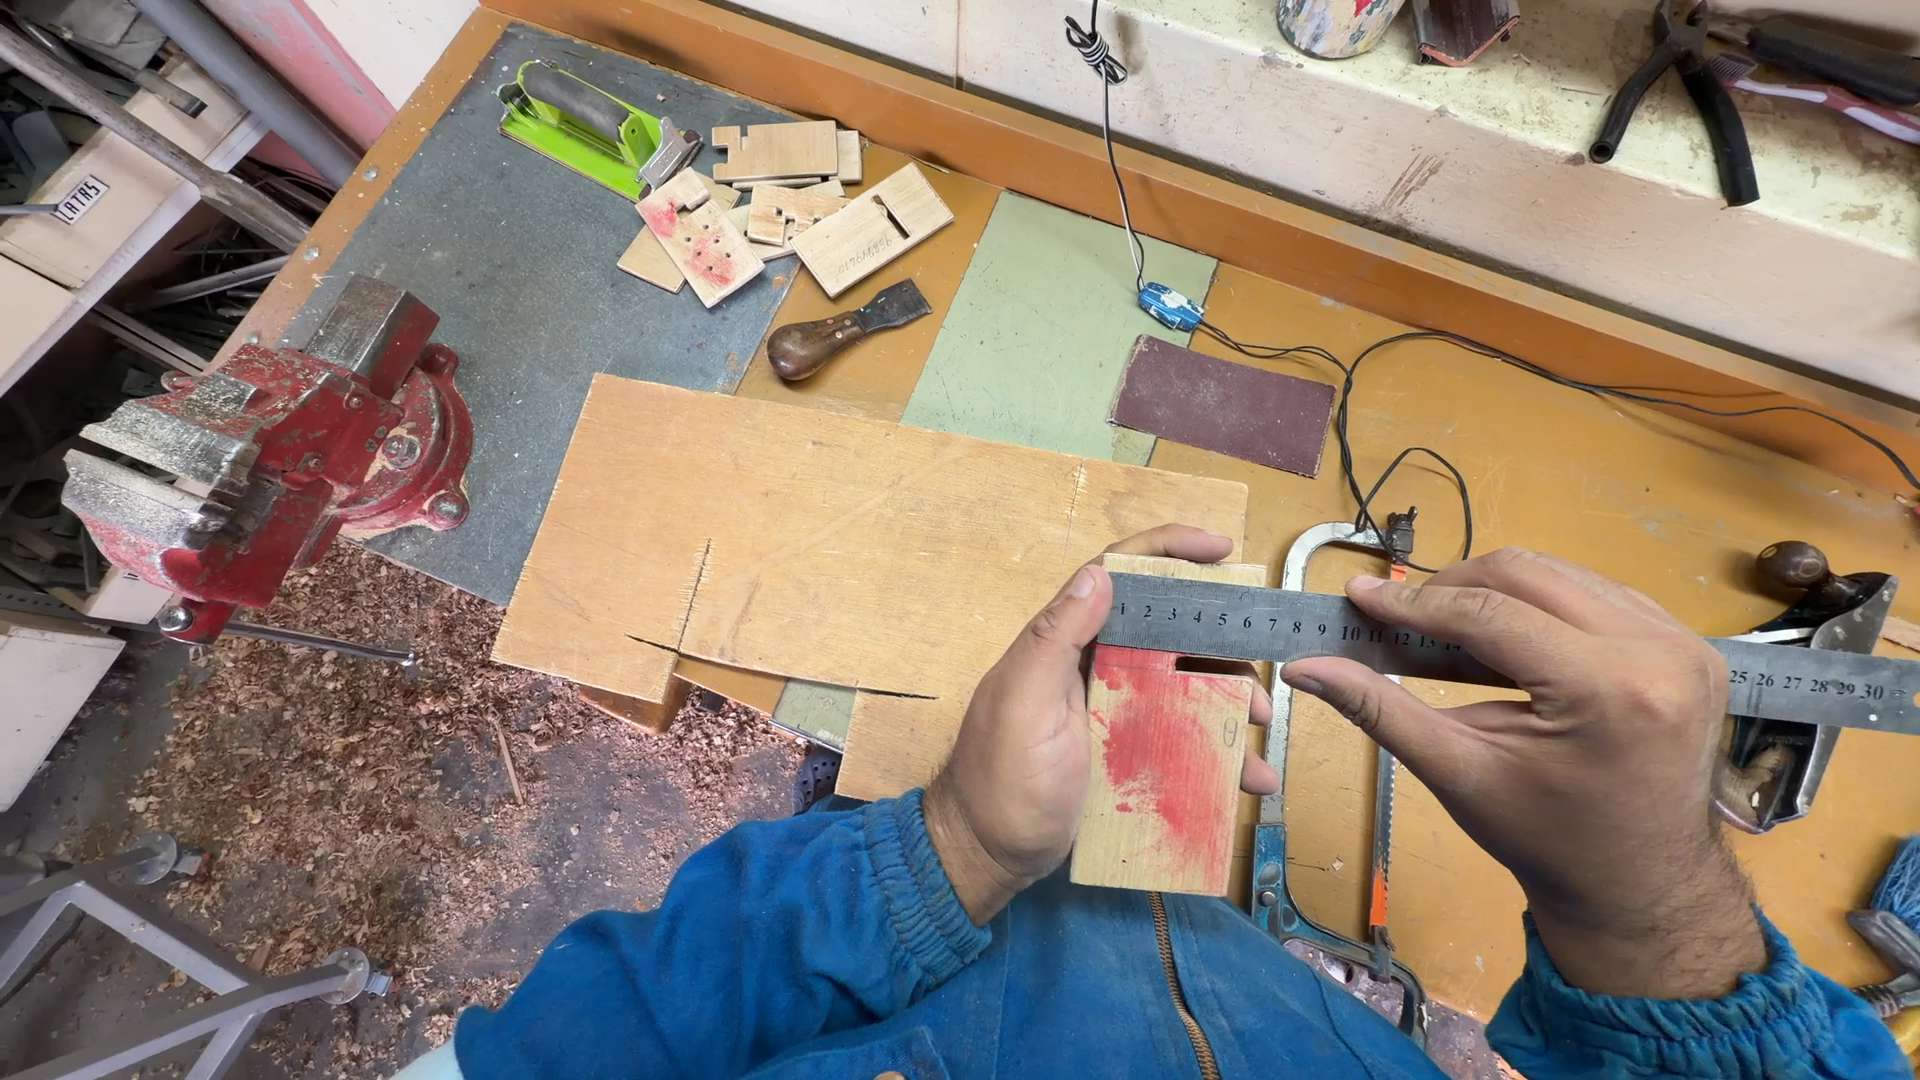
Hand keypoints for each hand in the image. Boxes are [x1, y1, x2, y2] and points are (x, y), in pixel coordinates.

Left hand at [925, 525, 1277, 923]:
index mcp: (1064, 640)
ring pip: (1183, 682)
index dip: (1167, 550)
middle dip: (1218, 642)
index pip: (1117, 575)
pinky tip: (1246, 776)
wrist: (990, 852)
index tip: (1222, 548)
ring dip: (1227, 698)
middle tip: (1260, 670)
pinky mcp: (1127, 748)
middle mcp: (1092, 663)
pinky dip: (1218, 748)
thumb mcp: (1023, 703)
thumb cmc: (1002, 777)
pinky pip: (1182, 734)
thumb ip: (1054, 637)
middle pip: (1165, 629)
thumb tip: (1100, 574)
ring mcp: (1112, 707)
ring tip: (1259, 731)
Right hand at [1280, 548, 1765, 997]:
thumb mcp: (1452, 770)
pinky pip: (1589, 590)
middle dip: (1447, 588)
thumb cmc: (1541, 835)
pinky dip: (1531, 600)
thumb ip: (1375, 708)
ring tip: (1443, 626)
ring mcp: (1683, 643)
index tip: (1356, 595)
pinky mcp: (1686, 644)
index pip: (1489, 615)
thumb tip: (1300, 669)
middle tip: (1398, 617)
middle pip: (1523, 575)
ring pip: (1555, 573)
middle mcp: (1658, 652)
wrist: (1639, 883)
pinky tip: (1500, 634)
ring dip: (1487, 590)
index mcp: (1609, 691)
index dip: (1412, 602)